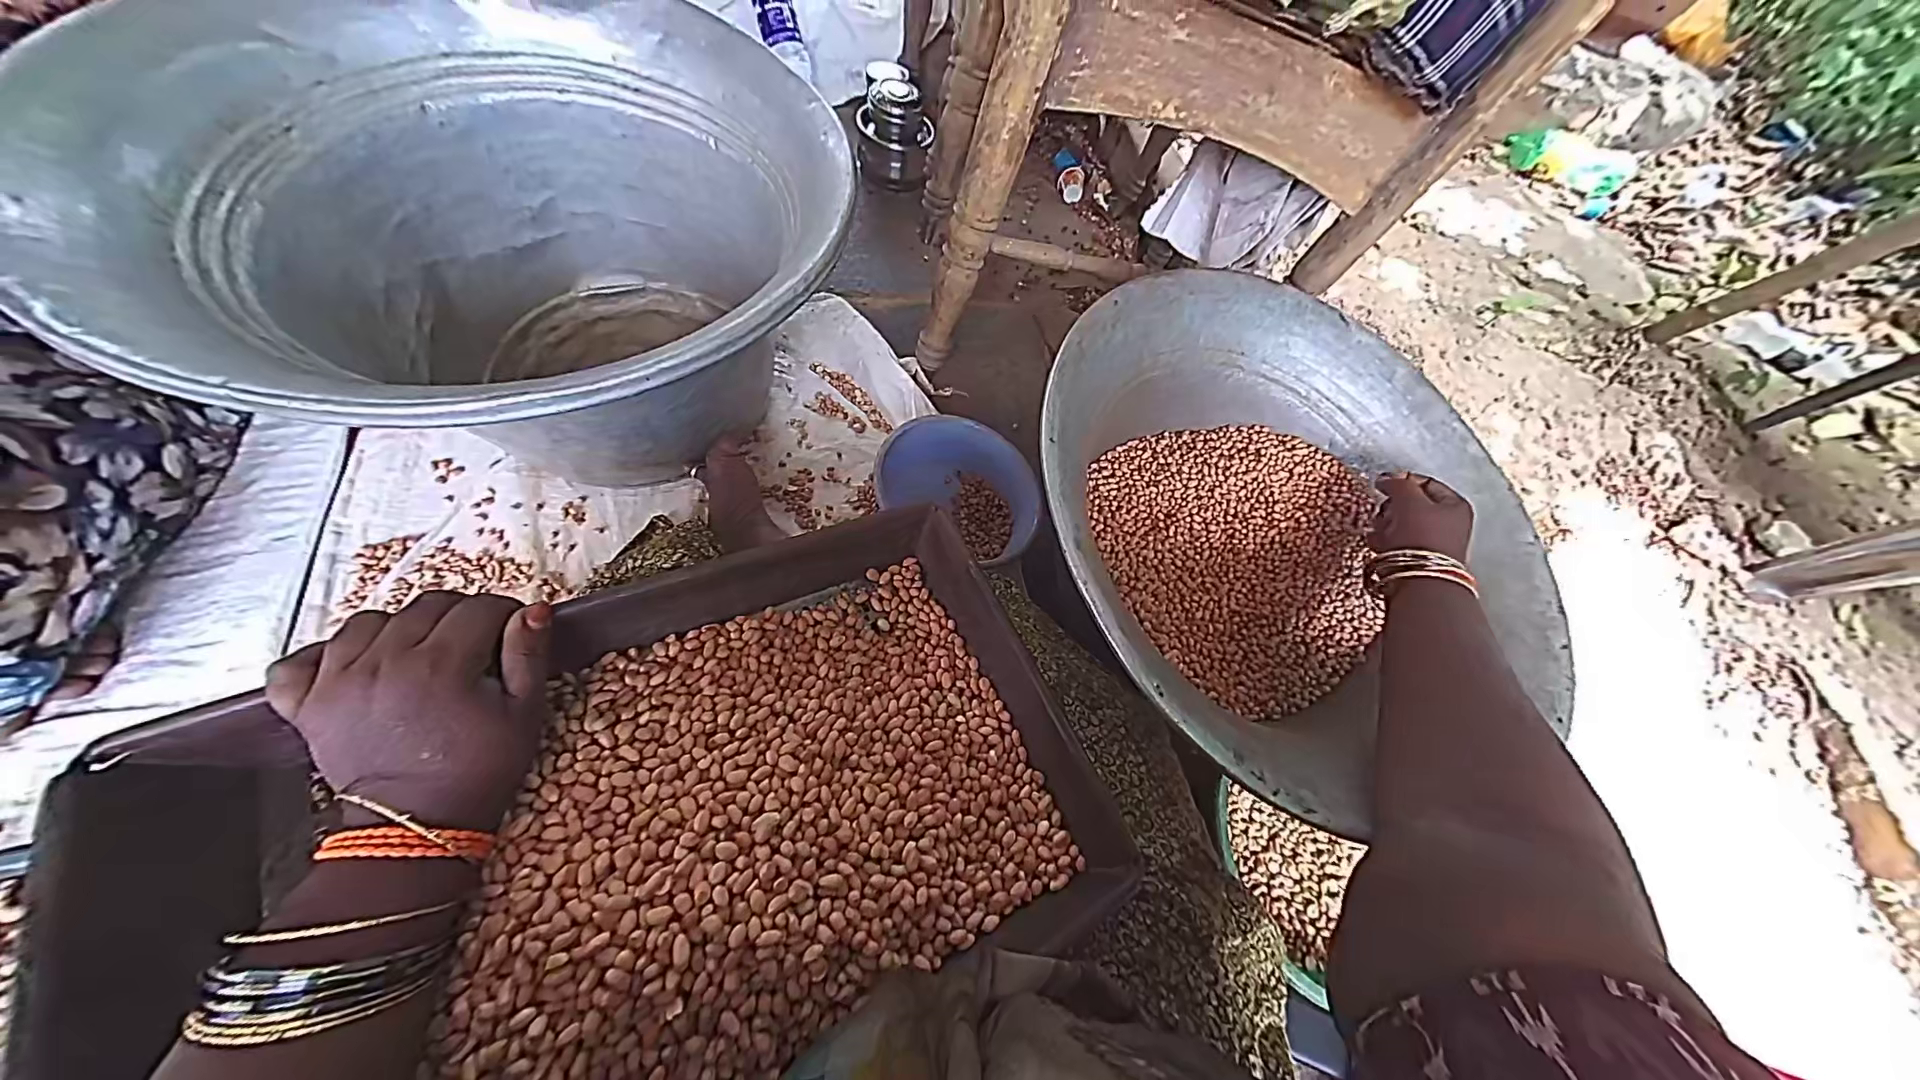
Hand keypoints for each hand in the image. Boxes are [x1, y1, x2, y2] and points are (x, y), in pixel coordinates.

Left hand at [266, 593, 551, 831]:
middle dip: (462, 614)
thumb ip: (528, 654)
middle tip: (478, 643)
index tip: (514, 631)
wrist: (418, 823)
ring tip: (424, 653)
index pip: (481, 607)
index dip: (506, 613)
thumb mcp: (525, 711)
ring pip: (372, 621)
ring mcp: (337, 681)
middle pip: (429, 605)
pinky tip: (359, 665)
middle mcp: (384, 662)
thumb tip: (534, 609)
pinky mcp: (305, 705)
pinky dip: (329, 654)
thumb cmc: (481, 767)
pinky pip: (305, 658)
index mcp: (443, 663)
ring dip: (403, 627)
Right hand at [1370, 472, 1472, 561]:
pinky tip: (1380, 544)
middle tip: (1384, 513)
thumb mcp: (1409, 501)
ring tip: (1381, 532)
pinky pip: (1395, 541)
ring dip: (1385, 525)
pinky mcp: (1416, 557)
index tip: (1382, 486)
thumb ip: (1398, 484)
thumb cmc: (1419, 536)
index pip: (1424, 483)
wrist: (1418, 578)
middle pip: (1410, 504)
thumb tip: (1387, 478)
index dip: (1402, 482)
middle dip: (1391, 507)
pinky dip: (1385, 541)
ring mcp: (1433, 541)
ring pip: (1399, 523)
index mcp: (1455, 504)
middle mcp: (1448, 522)